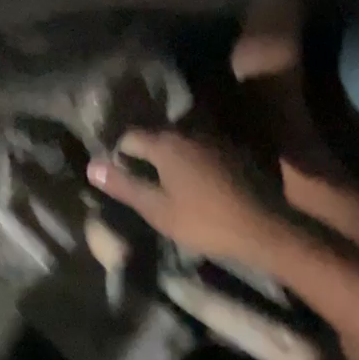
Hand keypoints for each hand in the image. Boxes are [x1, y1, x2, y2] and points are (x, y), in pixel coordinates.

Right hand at [88, 129, 287, 262]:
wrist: (265, 228)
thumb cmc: (205, 221)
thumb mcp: (158, 210)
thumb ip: (124, 186)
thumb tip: (92, 167)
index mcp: (165, 143)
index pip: (130, 137)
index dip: (120, 155)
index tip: (121, 176)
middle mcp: (188, 131)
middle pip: (156, 135)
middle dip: (145, 153)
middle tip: (142, 179)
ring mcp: (214, 138)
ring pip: (181, 141)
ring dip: (171, 157)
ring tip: (169, 182)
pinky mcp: (234, 150)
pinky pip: (202, 149)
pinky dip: (193, 161)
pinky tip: (197, 183)